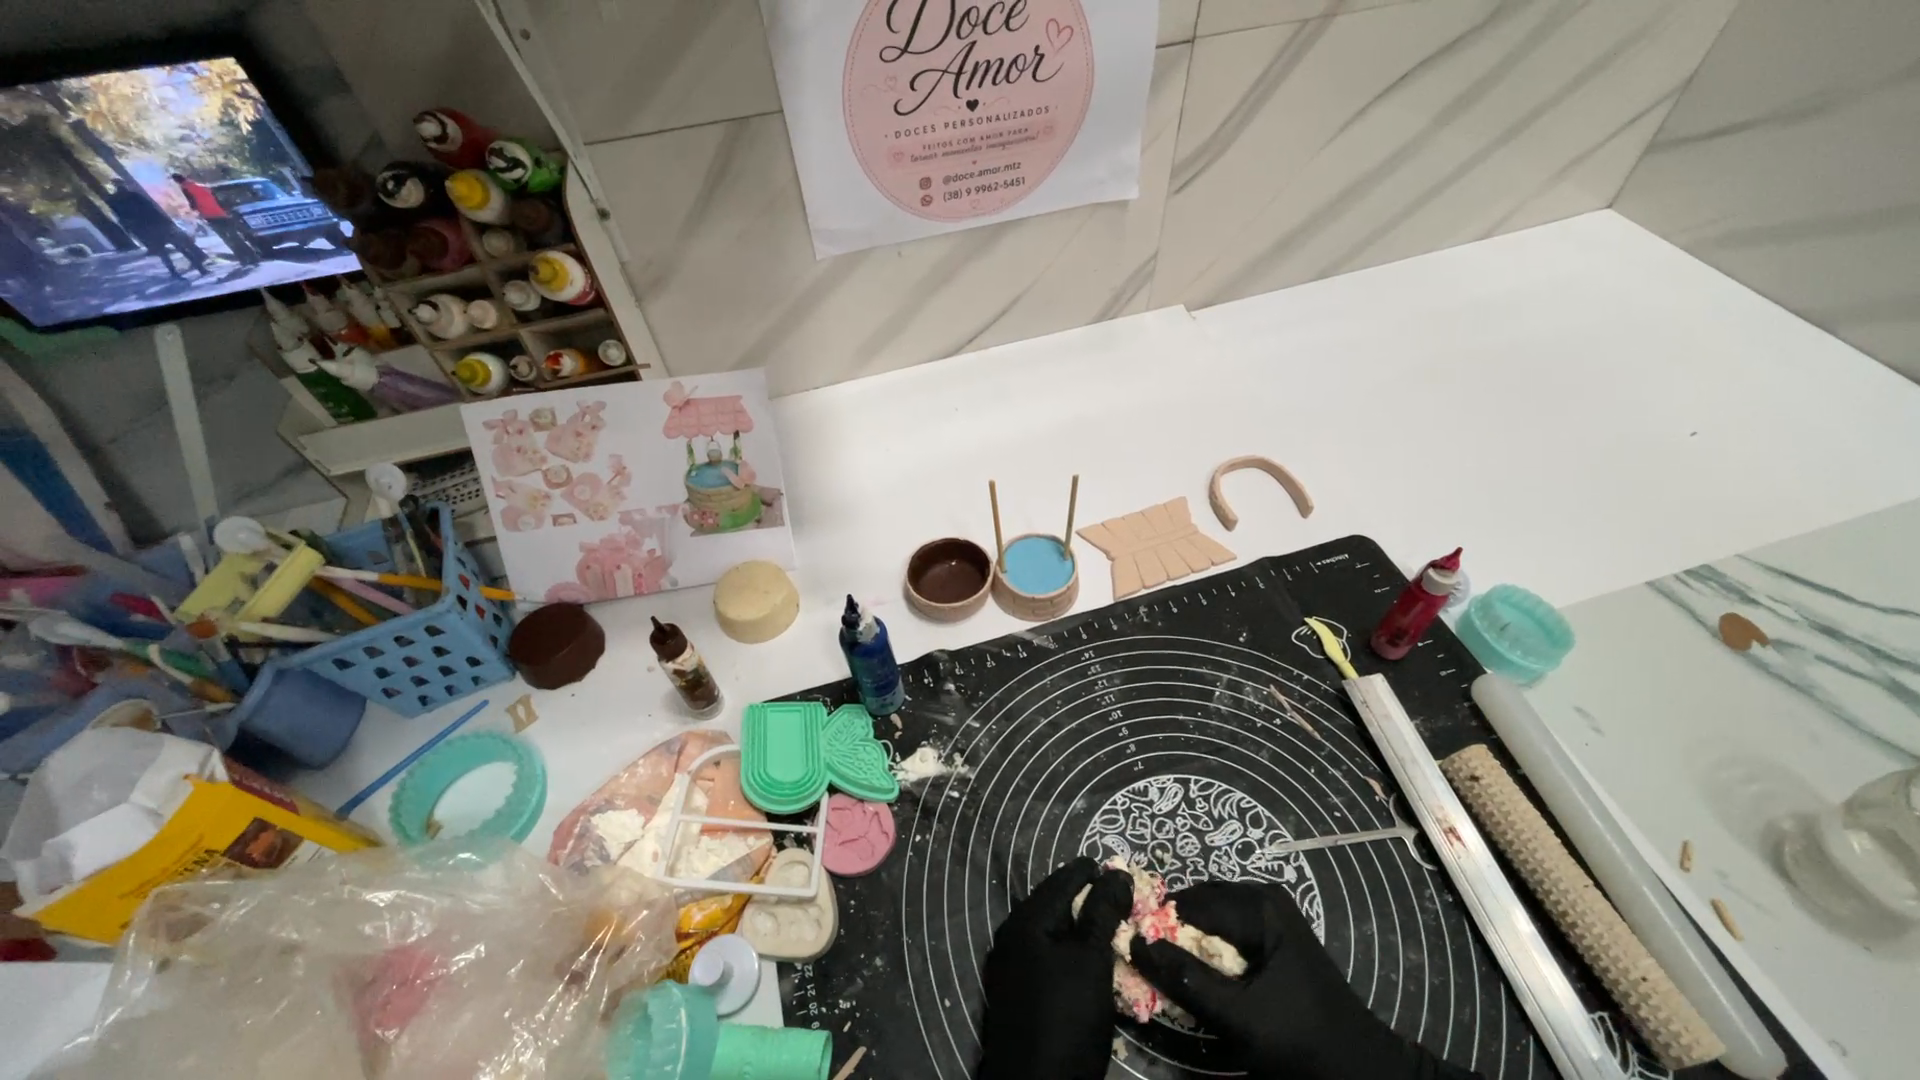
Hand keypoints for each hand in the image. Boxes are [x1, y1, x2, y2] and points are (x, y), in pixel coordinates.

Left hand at [977, 857, 1132, 1079]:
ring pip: (1053, 931)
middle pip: (1055, 903)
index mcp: (1026, 921)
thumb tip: (1117, 873)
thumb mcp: (1091, 958)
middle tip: (1123, 899)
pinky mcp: (1020, 993)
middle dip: (1088, 898)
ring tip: (1114, 927)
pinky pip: (1048, 956)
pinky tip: (1093, 960)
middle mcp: (1013, 937)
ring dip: (1082, 926)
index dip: (1092, 872)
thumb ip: (1103, 912)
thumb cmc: (1065, 1016)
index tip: (1121, 871)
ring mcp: (1012, 966)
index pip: (1063, 880)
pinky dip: (1072, 951)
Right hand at [1128, 882, 1477, 1079]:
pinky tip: (1200, 975)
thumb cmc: (1300, 1040)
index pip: (1187, 903)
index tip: (1130, 951)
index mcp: (1258, 906)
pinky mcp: (1270, 932)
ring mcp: (1269, 912)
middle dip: (1170, 931)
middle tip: (1149, 965)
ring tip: (1171, 972)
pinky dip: (1206, 947)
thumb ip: (1185, 978)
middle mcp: (1262, 896)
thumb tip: (1133, 942)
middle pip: (1197, 904)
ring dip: (1186, 940)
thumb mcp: (1237, 1016)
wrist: (1360, 1068)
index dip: (1156, 926)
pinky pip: (1224, 928)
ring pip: (1208, 916)